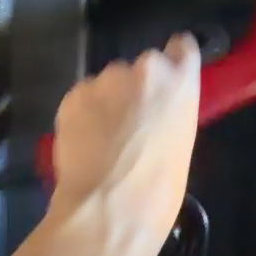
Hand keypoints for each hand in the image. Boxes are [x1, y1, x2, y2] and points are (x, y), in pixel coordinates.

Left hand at [48, 35, 201, 235]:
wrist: (109, 208)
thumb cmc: (159, 188)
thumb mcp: (182, 142)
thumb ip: (169, 113)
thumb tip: (154, 114)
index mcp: (180, 81)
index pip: (182, 47)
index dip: (173, 59)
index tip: (166, 77)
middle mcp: (145, 69)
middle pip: (142, 68)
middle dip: (135, 88)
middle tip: (131, 122)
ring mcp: (105, 79)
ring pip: (108, 84)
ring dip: (107, 101)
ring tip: (103, 139)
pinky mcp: (73, 95)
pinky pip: (82, 99)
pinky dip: (83, 114)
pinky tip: (84, 143)